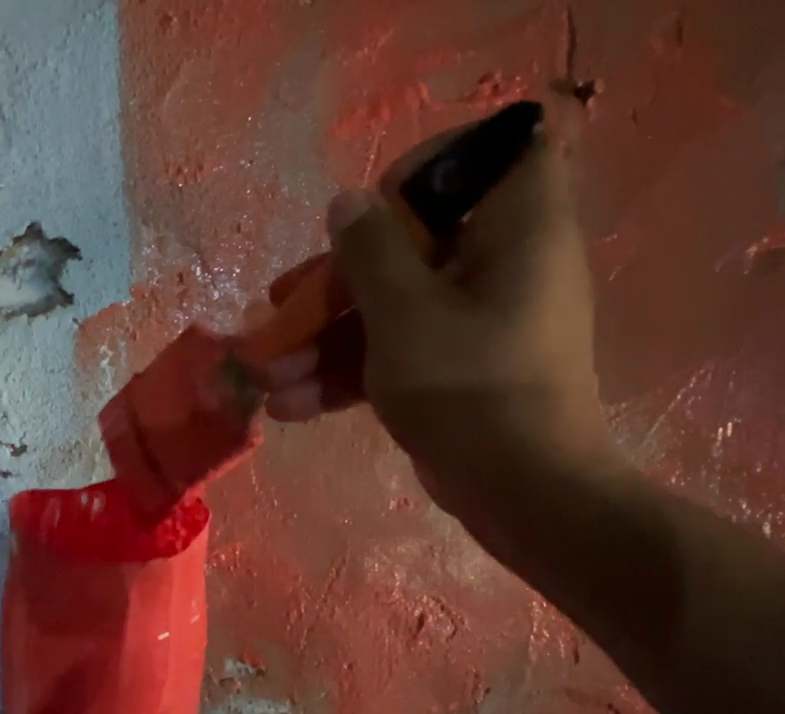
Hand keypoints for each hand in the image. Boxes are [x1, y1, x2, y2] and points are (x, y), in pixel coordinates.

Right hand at [262, 131, 619, 529]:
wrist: (518, 489)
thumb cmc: (467, 384)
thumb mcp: (403, 312)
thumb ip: (369, 250)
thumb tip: (348, 201)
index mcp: (514, 227)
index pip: (490, 153)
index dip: (427, 169)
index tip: (374, 210)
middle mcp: (499, 265)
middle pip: (408, 247)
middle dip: (332, 285)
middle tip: (278, 309)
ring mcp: (473, 322)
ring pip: (389, 307)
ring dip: (323, 341)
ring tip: (267, 378)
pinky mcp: (454, 368)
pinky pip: (396, 351)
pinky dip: (347, 374)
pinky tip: (290, 406)